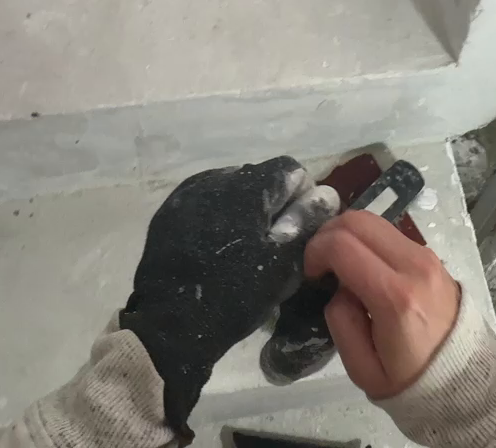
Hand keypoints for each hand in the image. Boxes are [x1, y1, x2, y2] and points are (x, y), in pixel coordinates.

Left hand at [119, 156, 339, 436]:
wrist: (169, 326)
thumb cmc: (234, 294)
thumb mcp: (281, 263)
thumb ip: (307, 222)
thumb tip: (327, 193)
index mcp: (247, 186)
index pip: (289, 169)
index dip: (302, 195)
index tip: (300, 226)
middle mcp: (216, 178)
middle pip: (259, 177)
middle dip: (272, 202)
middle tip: (274, 241)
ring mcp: (188, 193)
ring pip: (231, 188)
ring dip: (244, 208)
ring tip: (244, 246)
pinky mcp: (169, 211)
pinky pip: (205, 201)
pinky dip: (218, 216)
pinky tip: (216, 247)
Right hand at [304, 210, 461, 398]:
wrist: (467, 381)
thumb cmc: (412, 383)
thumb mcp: (362, 369)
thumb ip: (341, 320)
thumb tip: (340, 286)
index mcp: (395, 298)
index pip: (342, 246)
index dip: (316, 252)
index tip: (310, 273)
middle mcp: (414, 266)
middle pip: (357, 220)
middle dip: (327, 234)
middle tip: (319, 262)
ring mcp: (426, 255)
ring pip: (373, 219)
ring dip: (347, 233)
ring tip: (339, 262)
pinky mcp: (431, 254)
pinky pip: (389, 232)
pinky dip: (366, 238)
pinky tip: (362, 264)